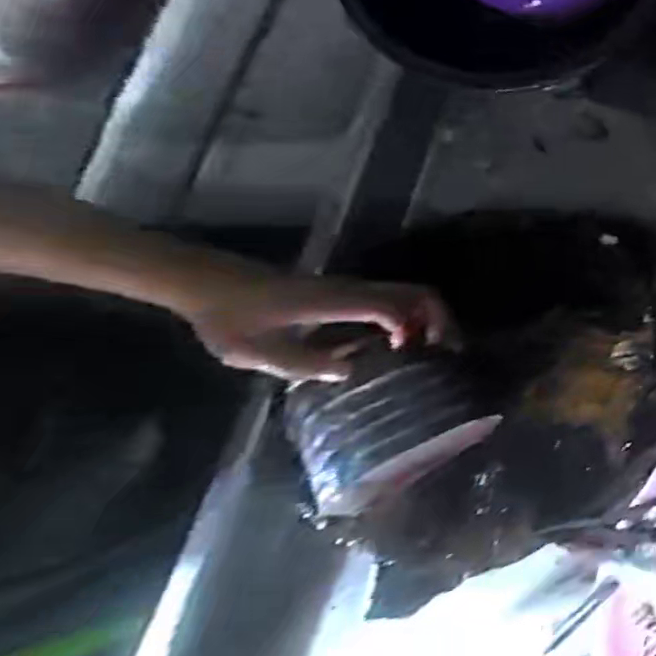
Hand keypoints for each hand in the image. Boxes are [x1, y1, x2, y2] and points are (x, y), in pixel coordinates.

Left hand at [184, 272, 452, 381]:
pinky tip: (400, 341)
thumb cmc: (231, 317)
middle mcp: (356, 290)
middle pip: (419, 293)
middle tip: (442, 351)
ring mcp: (355, 288)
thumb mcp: (255, 351)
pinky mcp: (350, 292)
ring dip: (429, 317)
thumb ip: (302, 364)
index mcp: (337, 301)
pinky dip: (412, 316)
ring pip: (413, 293)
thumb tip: (349, 372)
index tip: (410, 355)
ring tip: (429, 348)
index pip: (393, 307)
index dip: (411, 329)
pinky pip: (396, 298)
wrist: (213, 283)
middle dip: (439, 320)